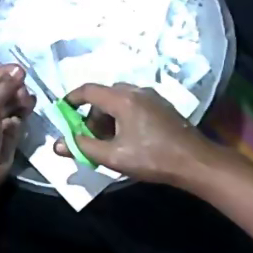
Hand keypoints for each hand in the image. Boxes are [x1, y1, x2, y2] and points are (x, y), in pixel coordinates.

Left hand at [0, 65, 32, 192]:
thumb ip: (4, 89)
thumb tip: (18, 70)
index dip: (4, 72)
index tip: (22, 70)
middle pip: (2, 89)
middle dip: (15, 87)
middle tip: (24, 91)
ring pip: (12, 101)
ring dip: (21, 99)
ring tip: (28, 102)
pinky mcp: (8, 130)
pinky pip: (18, 115)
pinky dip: (24, 111)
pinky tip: (29, 109)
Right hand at [56, 83, 224, 186]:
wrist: (195, 162)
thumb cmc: (152, 158)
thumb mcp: (113, 156)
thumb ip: (83, 147)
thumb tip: (57, 144)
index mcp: (122, 99)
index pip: (88, 90)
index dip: (71, 100)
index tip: (62, 112)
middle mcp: (136, 91)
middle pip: (104, 96)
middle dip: (92, 115)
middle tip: (89, 138)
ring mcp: (152, 97)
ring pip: (120, 100)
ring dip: (108, 117)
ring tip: (109, 142)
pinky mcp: (162, 107)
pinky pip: (134, 104)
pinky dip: (123, 117)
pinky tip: (128, 139)